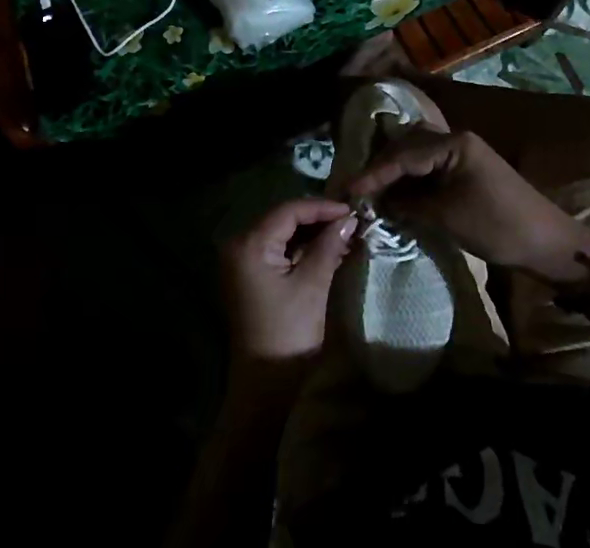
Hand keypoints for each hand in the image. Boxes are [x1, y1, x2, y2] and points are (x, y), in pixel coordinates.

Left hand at [221, 198, 357, 368]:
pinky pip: (274, 250)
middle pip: (281, 219)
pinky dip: (298, 248)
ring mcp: (240, 260)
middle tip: (349, 221)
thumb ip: (328, 246)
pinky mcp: (246, 274)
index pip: (287, 211)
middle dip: (316, 218)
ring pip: (279, 233)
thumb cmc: (289, 333)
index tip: (351, 210)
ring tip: (343, 234)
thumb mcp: (312, 286)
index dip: (321, 207)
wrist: (264, 383)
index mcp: (249, 244)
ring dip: (309, 233)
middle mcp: (238, 244)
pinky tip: (324, 249)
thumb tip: (348, 220)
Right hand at [344, 129, 589, 286]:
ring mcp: (463, 153)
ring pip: (417, 153)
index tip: (349, 190)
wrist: (549, 245)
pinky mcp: (467, 169)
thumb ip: (408, 204)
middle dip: (381, 167)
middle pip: (406, 145)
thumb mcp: (446, 216)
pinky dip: (411, 178)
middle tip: (358, 189)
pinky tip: (398, 193)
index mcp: (453, 144)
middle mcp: (456, 139)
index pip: (402, 154)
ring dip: (395, 170)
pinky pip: (429, 165)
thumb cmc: (498, 226)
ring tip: (374, 190)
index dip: (373, 174)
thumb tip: (379, 201)